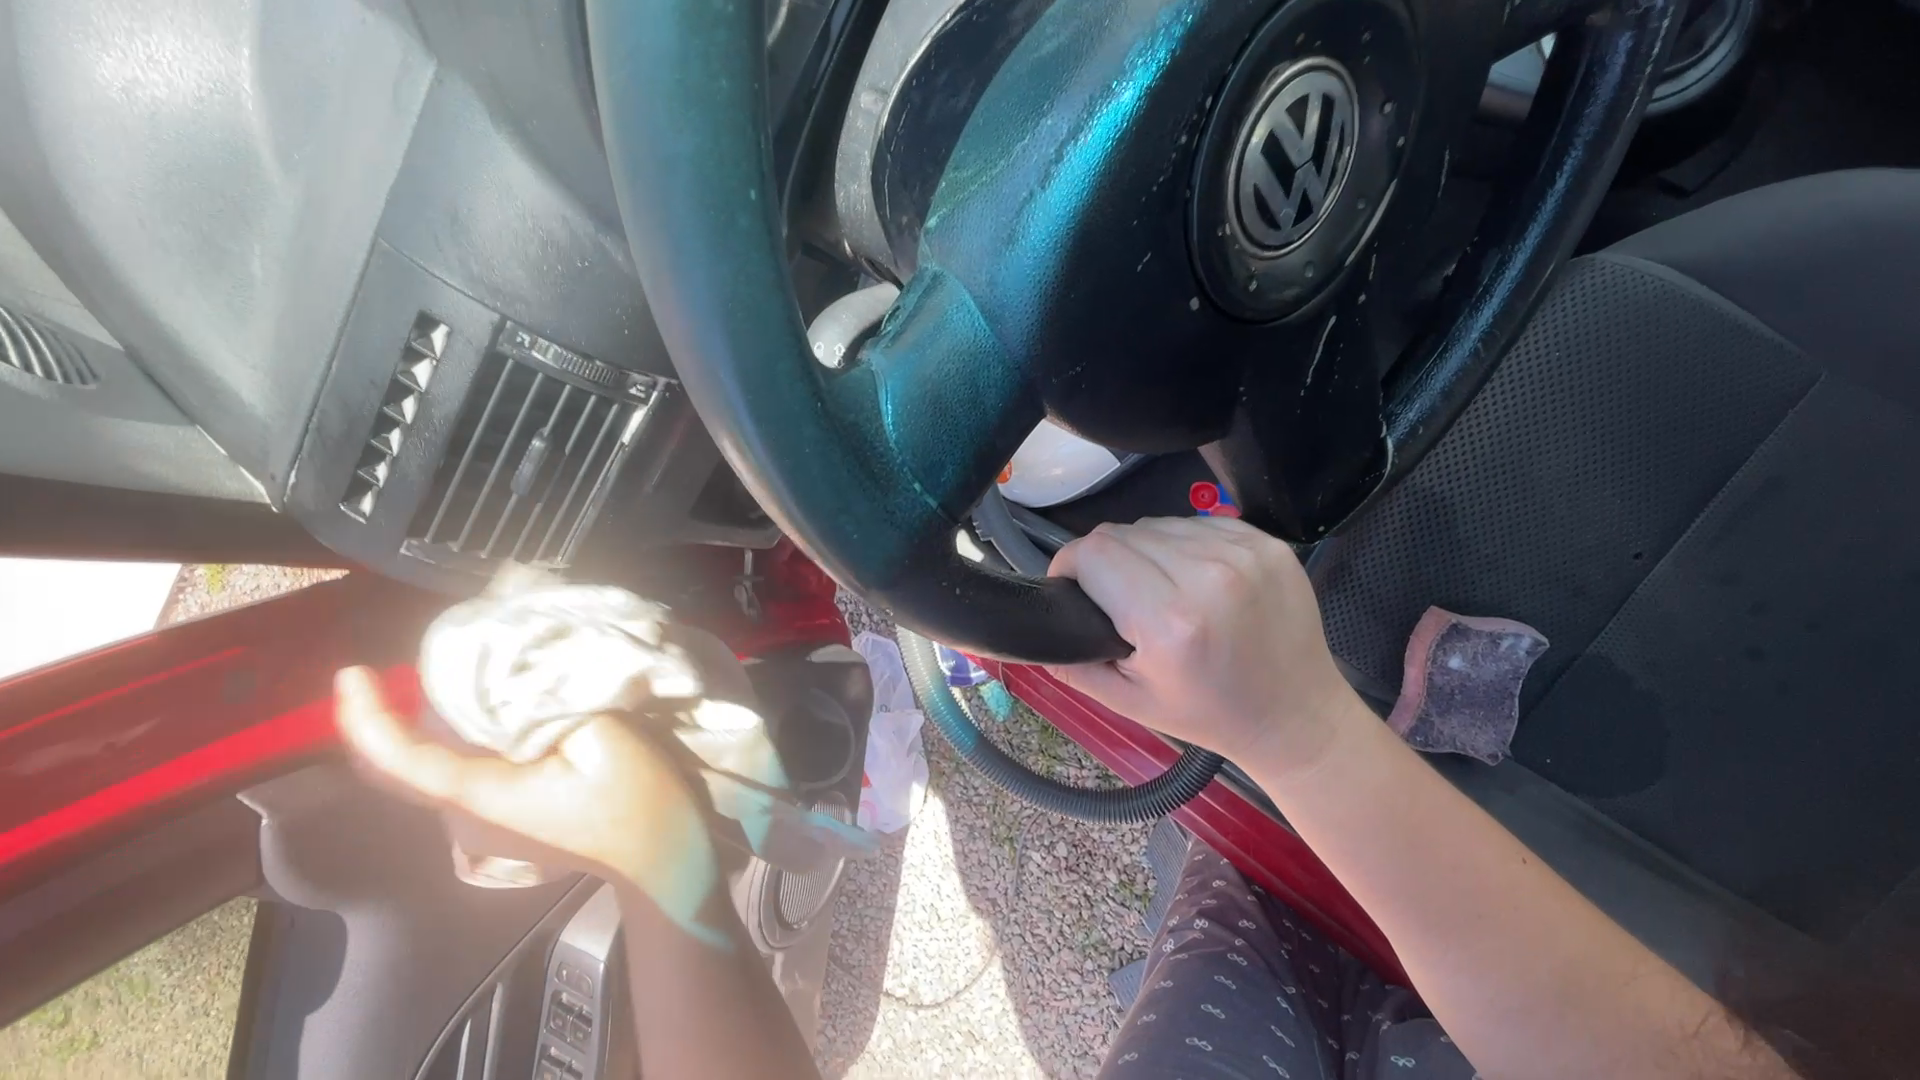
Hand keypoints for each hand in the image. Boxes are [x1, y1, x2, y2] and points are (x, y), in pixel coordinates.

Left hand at [333, 666, 718, 925]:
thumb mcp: (603, 738)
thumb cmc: (635, 803)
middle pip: (402, 766)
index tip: (353, 672)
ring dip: (428, 724)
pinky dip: (457, 738)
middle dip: (386, 718)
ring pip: (432, 768)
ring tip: (451, 678)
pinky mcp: (507, 821)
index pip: (401, 758)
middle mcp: (467, 815)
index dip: (366, 716)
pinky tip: (489, 712)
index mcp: (483, 795)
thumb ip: (552, 703)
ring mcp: (484, 825)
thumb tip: (518, 679)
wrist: (663, 861)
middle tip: (394, 671)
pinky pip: (462, 772)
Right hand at [1048, 516, 1363, 768]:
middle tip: (1116, 598)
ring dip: (1143, 550)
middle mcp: (1208, 575)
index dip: (1069, 566)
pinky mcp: (1265, 541)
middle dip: (1105, 561)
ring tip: (1157, 589)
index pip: (1093, 552)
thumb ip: (1072, 661)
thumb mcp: (1128, 703)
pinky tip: (1192, 578)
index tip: (1072, 588)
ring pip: (1157, 522)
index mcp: (1170, 621)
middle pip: (1120, 532)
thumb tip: (1034, 626)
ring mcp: (1243, 552)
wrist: (1297, 715)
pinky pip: (1196, 522)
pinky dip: (1182, 544)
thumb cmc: (1208, 714)